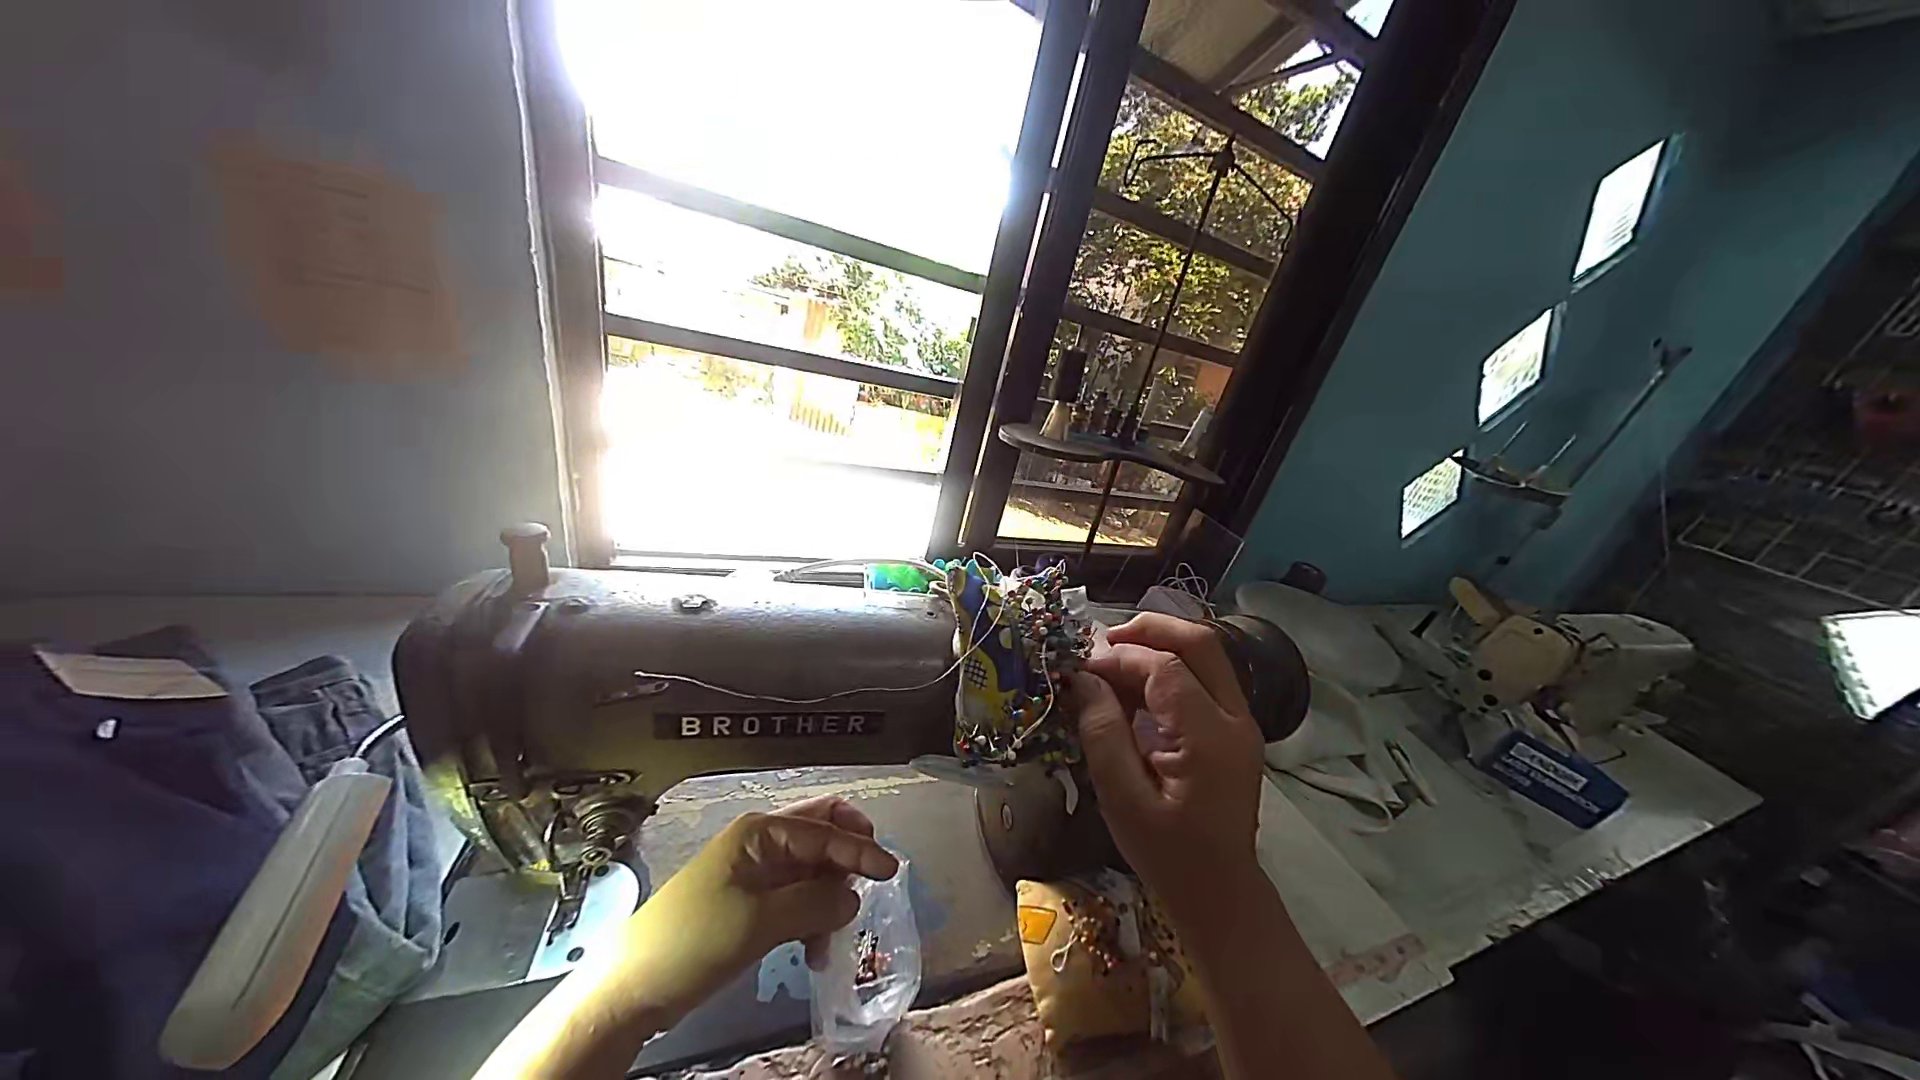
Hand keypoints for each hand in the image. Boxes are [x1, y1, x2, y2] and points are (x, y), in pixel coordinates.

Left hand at [627, 795, 899, 1018]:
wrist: (632, 989)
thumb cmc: (691, 941)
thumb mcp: (757, 921)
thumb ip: (813, 903)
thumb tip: (854, 897)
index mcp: (760, 832)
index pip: (824, 831)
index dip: (860, 849)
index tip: (891, 871)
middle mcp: (763, 843)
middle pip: (821, 837)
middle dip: (847, 861)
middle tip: (867, 887)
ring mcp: (758, 874)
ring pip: (813, 872)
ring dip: (830, 898)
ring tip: (831, 938)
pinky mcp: (754, 903)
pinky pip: (798, 899)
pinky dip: (813, 918)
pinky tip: (814, 949)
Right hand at [1072, 613, 1266, 916]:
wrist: (1220, 892)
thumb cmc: (1167, 853)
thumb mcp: (1121, 798)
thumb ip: (1102, 732)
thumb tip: (1082, 678)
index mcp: (1210, 738)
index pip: (1165, 669)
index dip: (1118, 660)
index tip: (1080, 672)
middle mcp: (1236, 719)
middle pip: (1200, 643)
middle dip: (1149, 629)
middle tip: (1103, 641)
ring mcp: (1241, 721)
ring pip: (1205, 654)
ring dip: (1158, 646)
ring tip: (1111, 663)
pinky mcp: (1233, 728)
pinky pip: (1202, 678)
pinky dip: (1166, 668)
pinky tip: (1132, 688)